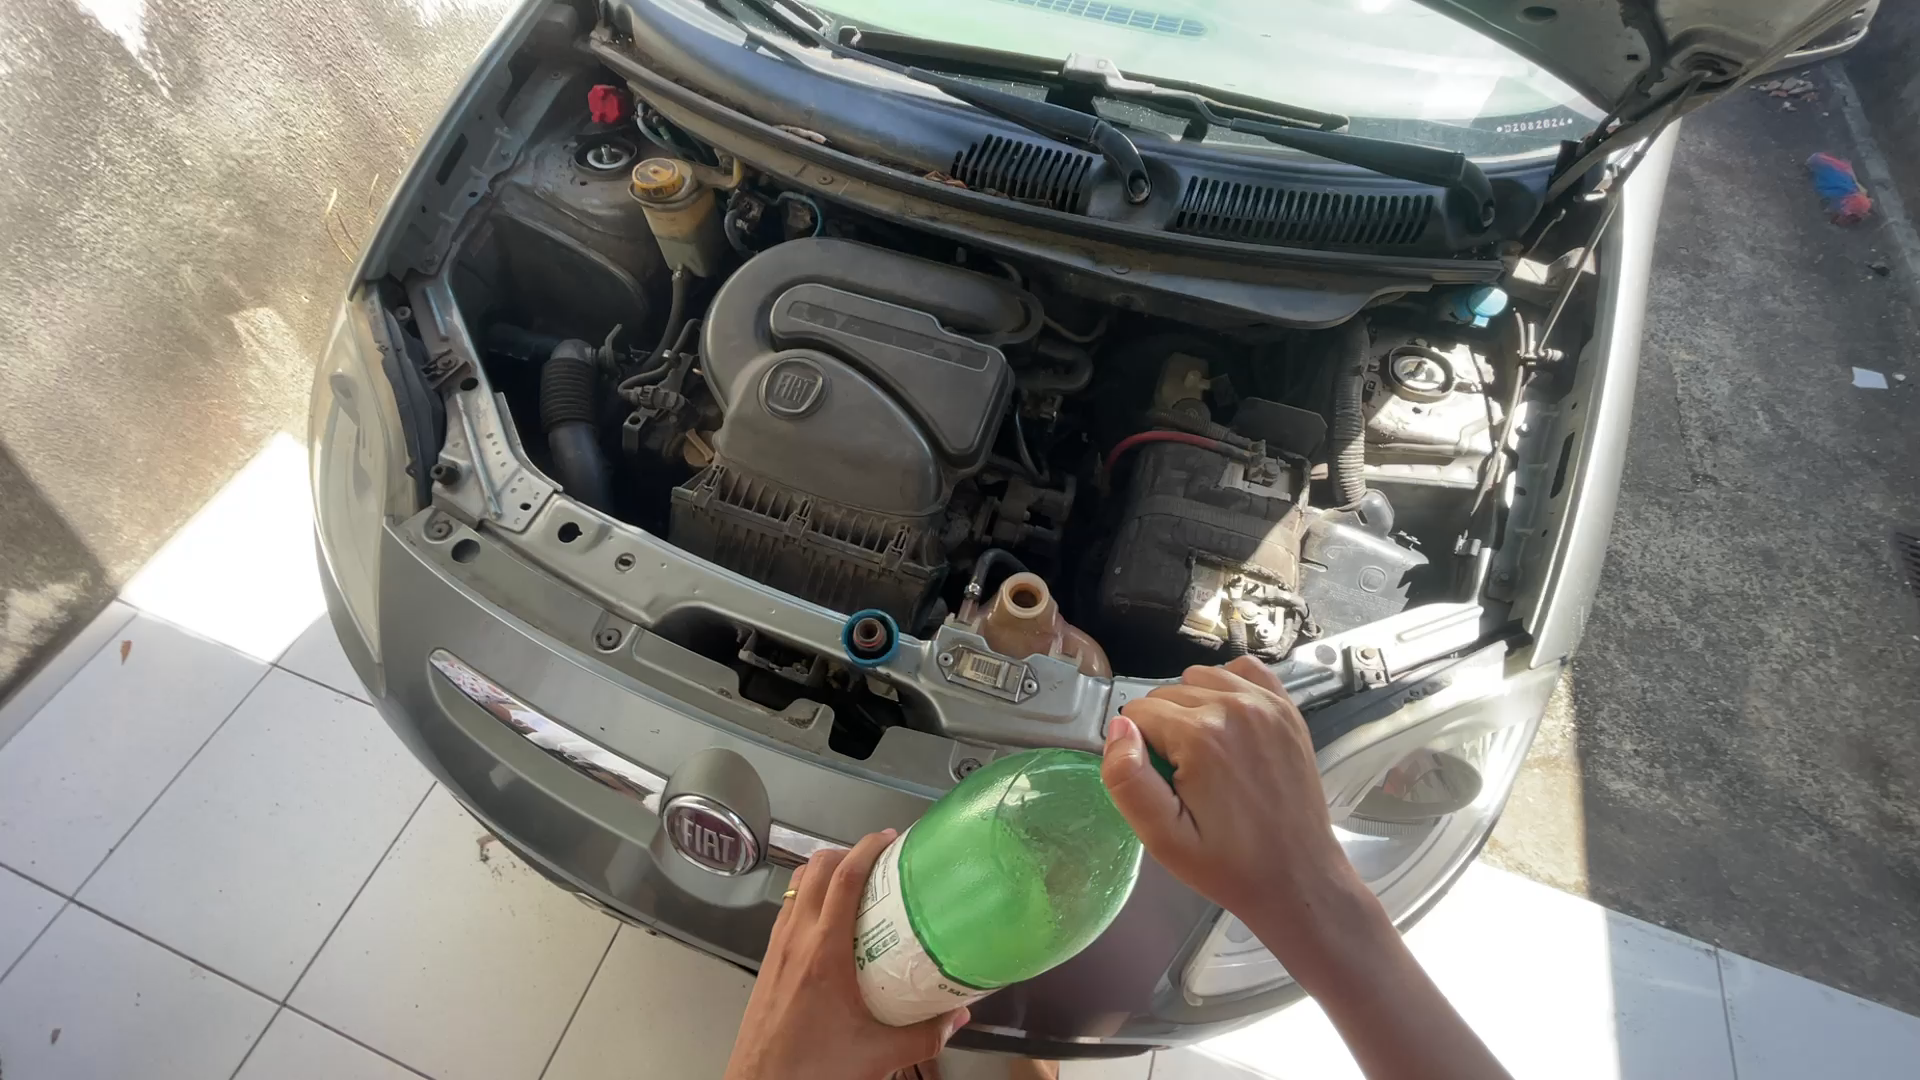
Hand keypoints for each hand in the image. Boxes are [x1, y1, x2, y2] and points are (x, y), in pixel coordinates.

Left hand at [724, 830, 970, 1079]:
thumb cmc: (812, 1070)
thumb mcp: (876, 1055)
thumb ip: (923, 1035)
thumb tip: (958, 1016)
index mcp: (824, 951)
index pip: (844, 879)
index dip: (866, 849)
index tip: (888, 838)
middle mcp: (797, 938)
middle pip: (819, 868)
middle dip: (848, 851)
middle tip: (877, 857)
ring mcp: (778, 944)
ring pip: (799, 882)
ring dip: (826, 868)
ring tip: (854, 877)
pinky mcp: (768, 957)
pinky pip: (789, 905)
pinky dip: (809, 892)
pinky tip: (829, 914)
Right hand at [1100, 656, 1381, 977]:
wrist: (1300, 880)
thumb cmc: (1226, 864)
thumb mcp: (1162, 838)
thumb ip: (1127, 779)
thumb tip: (1119, 727)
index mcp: (1199, 736)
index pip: (1135, 713)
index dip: (1138, 749)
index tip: (1162, 782)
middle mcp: (1232, 707)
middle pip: (1164, 694)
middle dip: (1162, 729)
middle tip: (1184, 777)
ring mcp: (1265, 703)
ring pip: (1196, 679)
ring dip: (1190, 708)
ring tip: (1206, 753)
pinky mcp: (1286, 708)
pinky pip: (1241, 670)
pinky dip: (1227, 687)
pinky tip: (1229, 723)